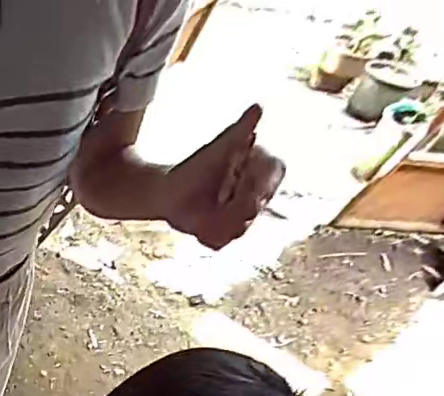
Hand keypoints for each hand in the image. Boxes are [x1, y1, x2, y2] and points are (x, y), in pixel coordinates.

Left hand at [162, 105, 285, 250]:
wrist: (168, 193)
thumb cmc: (195, 167)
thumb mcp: (217, 149)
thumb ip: (238, 132)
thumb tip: (257, 108)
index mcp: (262, 172)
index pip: (275, 173)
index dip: (258, 175)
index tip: (237, 169)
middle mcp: (256, 199)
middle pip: (255, 207)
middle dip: (234, 201)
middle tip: (216, 194)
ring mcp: (239, 221)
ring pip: (238, 228)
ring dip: (217, 219)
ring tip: (206, 208)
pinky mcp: (221, 236)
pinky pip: (220, 241)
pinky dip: (207, 235)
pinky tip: (197, 227)